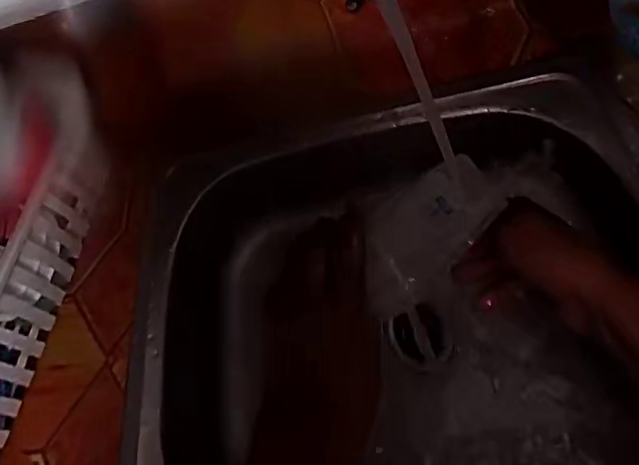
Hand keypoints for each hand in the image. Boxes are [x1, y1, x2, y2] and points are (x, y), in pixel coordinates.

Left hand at [250, 214, 381, 464]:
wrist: (306, 424)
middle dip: (324, 230)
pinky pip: (283, 273)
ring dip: (307, 242)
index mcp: (343, 308)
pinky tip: (301, 266)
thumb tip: (355, 279)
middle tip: (335, 223)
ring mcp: (286, 300)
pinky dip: (294, 263)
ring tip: (318, 237)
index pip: (346, 254)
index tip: (353, 213)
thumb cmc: (351, 396)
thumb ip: (360, 307)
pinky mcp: (270, 309)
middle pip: (314, 246)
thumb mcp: (368, 350)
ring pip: (295, 256)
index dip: (349, 229)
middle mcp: (311, 296)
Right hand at [455, 200, 618, 333]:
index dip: (472, 232)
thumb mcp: (508, 235)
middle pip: (497, 244)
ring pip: (505, 266)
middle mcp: (532, 233)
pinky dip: (501, 293)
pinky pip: (518, 286)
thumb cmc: (547, 254)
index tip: (455, 244)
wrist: (592, 293)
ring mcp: (541, 261)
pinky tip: (485, 304)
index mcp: (524, 213)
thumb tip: (474, 241)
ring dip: (484, 277)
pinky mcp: (549, 287)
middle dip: (476, 258)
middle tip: (454, 271)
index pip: (490, 218)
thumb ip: (487, 234)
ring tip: (462, 288)